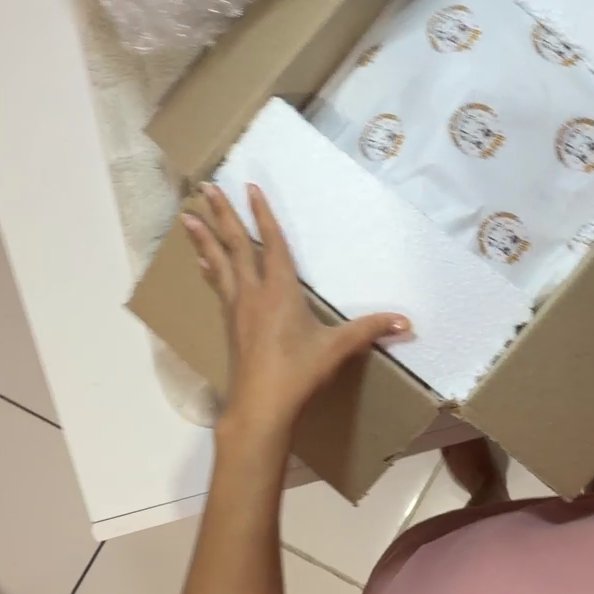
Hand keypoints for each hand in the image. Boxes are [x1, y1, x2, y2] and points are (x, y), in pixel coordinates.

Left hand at [181, 183, 408, 440]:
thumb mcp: (338, 348)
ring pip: (219, 264)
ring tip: (188, 217)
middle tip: (205, 187)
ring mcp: (237, 309)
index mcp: (279, 291)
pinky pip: (218, 286)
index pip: (272, 244)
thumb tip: (405, 322)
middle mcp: (253, 293)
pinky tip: (204, 265)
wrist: (260, 406)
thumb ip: (370, 330)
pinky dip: (211, 269)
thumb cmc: (298, 373)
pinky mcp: (230, 326)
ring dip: (205, 238)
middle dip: (222, 215)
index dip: (262, 215)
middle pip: (236, 246)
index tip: (250, 188)